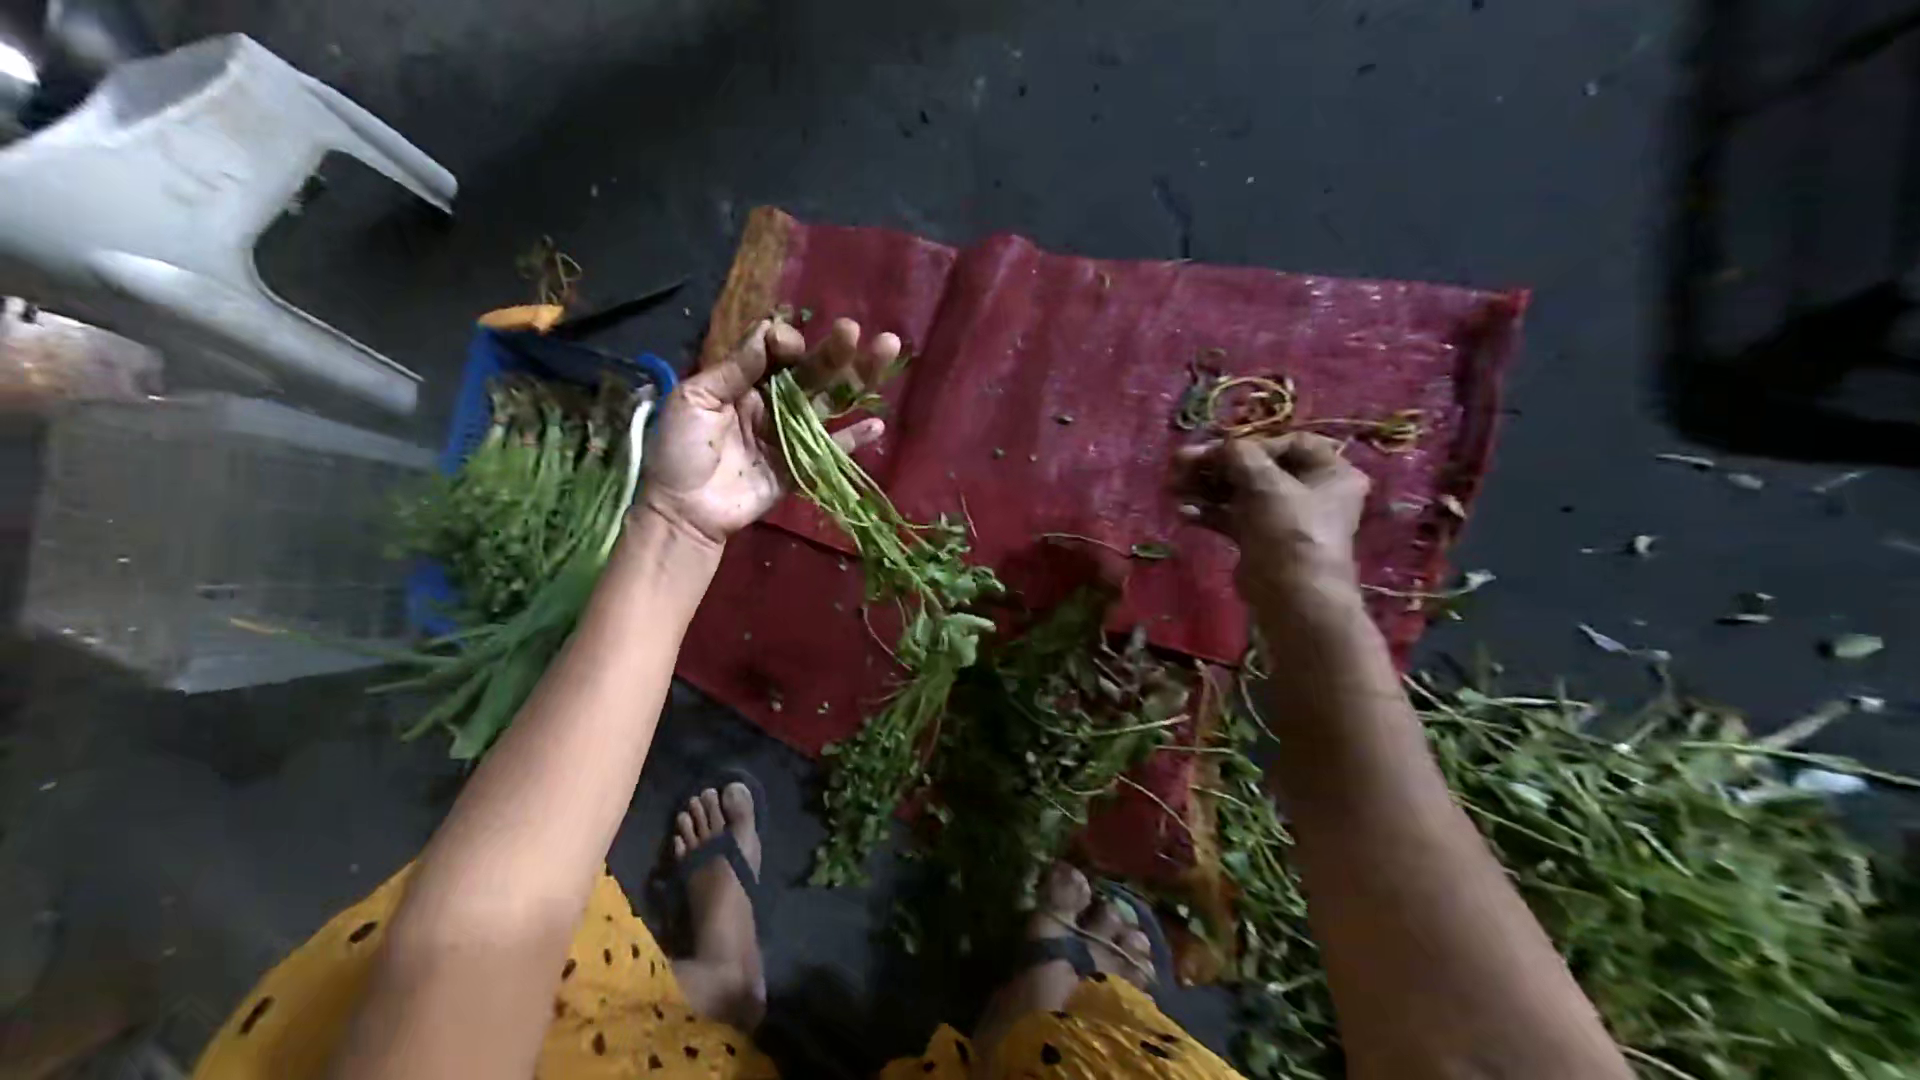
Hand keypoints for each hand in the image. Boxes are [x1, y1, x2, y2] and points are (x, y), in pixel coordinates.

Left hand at [638, 317, 897, 547]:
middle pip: (812, 372)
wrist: (683, 509)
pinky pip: (833, 448)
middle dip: (834, 351)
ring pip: (830, 402)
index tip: (788, 346)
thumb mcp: (697, 398)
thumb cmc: (680, 449)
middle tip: (854, 331)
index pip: (778, 352)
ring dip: (857, 380)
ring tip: (885, 353)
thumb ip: (735, 368)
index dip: (788, 343)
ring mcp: (791, 434)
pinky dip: (855, 438)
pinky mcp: (802, 466)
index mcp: (745, 382)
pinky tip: (877, 425)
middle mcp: (774, 403)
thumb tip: (769, 330)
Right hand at [1174, 433, 1369, 601]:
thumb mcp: (1267, 483)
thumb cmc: (1290, 530)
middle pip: (1256, 467)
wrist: (1292, 595)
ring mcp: (1281, 516)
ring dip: (1204, 487)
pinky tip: (1183, 512)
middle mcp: (1309, 491)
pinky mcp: (1259, 537)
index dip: (1253, 443)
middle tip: (1179, 463)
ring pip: (1238, 491)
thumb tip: (1221, 446)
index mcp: (1330, 472)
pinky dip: (1208, 512)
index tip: (1224, 451)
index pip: (1289, 443)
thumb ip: (1240, 456)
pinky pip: (1230, 516)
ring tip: (1173, 487)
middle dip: (1215, 466)